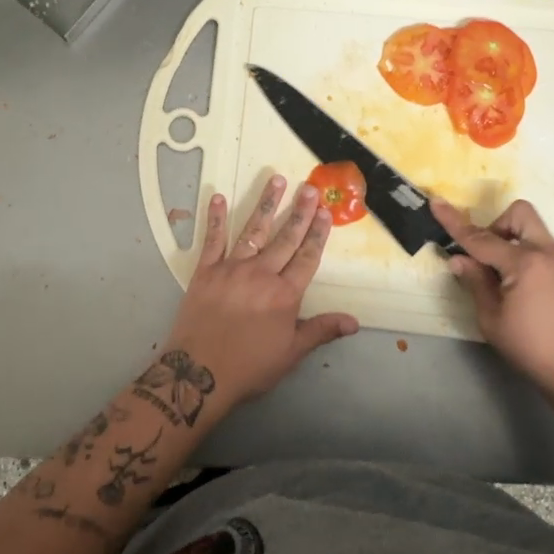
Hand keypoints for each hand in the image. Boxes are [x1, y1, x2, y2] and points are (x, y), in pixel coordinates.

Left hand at [160, 175, 358, 407]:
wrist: (199, 373)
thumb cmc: (249, 367)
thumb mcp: (290, 353)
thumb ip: (321, 331)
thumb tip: (354, 321)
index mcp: (284, 295)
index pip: (306, 258)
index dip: (317, 235)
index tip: (326, 213)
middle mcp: (261, 275)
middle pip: (285, 238)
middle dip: (300, 212)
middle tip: (310, 188)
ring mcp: (231, 269)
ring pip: (253, 231)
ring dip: (266, 205)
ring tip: (276, 179)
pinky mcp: (205, 272)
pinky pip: (212, 240)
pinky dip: (216, 218)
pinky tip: (219, 197)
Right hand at [431, 198, 553, 395]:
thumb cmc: (533, 350)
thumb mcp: (493, 321)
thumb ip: (476, 284)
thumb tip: (460, 259)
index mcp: (525, 264)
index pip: (481, 238)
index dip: (454, 222)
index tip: (436, 203)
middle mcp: (550, 254)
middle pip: (520, 215)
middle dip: (498, 226)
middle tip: (487, 258)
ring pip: (536, 236)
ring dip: (515, 247)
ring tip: (508, 286)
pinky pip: (550, 256)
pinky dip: (532, 264)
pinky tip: (531, 298)